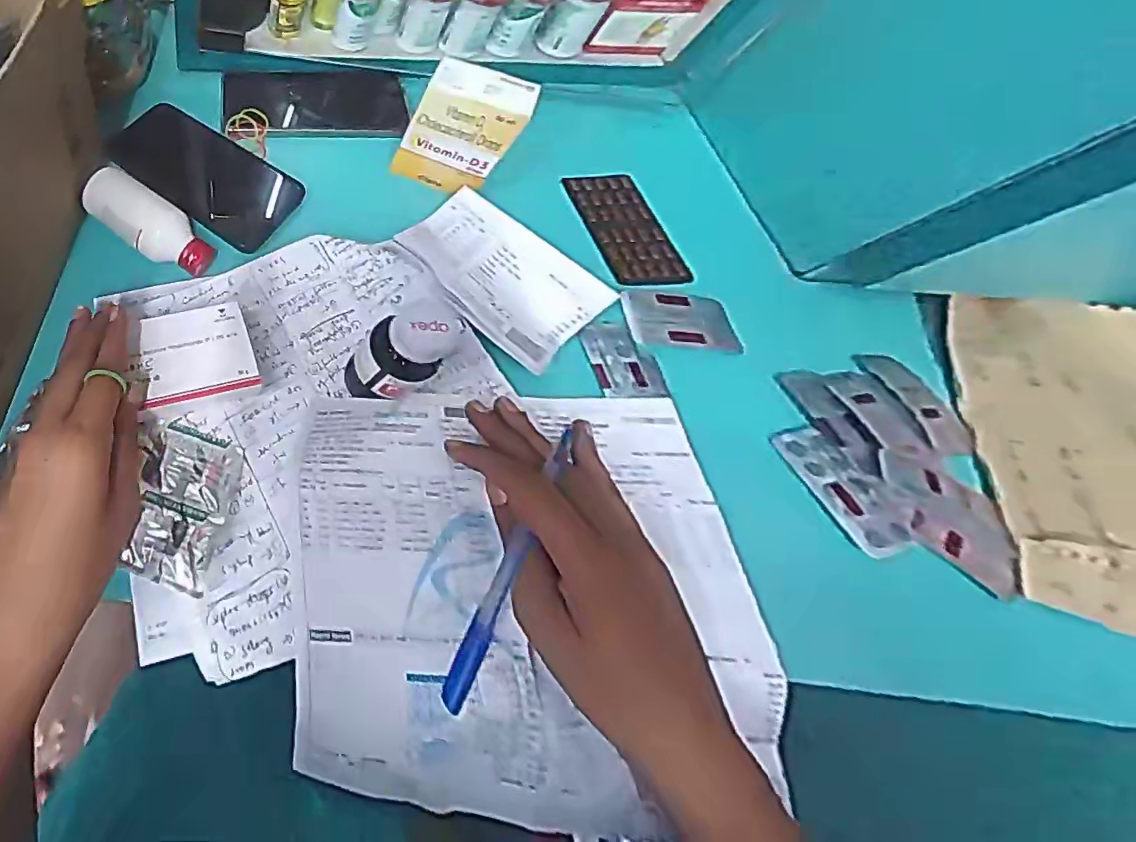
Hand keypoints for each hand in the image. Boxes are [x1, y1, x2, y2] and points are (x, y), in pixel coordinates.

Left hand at [0, 304, 143, 705]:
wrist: (14, 608)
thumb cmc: (81, 566)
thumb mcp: (122, 508)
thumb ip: (125, 448)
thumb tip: (129, 403)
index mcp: (81, 441)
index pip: (103, 378)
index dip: (115, 345)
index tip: (122, 315)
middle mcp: (48, 431)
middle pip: (69, 371)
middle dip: (86, 336)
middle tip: (100, 306)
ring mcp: (25, 444)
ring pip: (51, 386)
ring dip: (68, 354)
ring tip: (81, 324)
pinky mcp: (15, 459)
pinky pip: (42, 408)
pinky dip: (57, 383)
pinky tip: (64, 378)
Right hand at [445, 400, 795, 841]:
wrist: (685, 731)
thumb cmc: (605, 686)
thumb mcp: (545, 626)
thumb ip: (523, 556)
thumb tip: (505, 501)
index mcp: (587, 555)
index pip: (530, 489)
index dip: (489, 462)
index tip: (455, 448)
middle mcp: (615, 536)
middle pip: (555, 472)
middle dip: (512, 438)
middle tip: (477, 409)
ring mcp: (633, 542)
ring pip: (581, 475)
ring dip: (542, 441)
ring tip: (512, 412)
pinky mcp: (641, 553)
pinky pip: (607, 493)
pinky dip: (585, 461)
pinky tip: (578, 441)